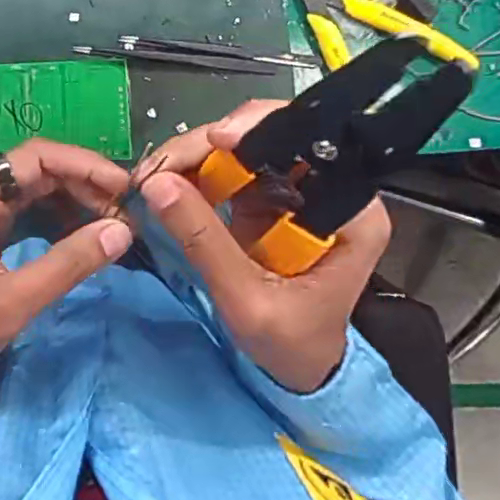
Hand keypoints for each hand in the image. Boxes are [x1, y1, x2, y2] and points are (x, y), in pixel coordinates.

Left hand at [0, 140, 134, 401]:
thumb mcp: (16, 300)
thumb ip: (69, 263)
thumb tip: (122, 230)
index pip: (33, 158)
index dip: (82, 164)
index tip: (122, 186)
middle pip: (38, 168)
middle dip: (84, 182)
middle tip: (126, 209)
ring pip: (38, 188)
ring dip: (77, 198)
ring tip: (115, 220)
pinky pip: (32, 210)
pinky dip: (63, 217)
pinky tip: (89, 232)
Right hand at [137, 100, 391, 392]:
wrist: (297, 368)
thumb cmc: (290, 344)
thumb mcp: (246, 299)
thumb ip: (204, 241)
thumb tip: (157, 184)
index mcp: (348, 212)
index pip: (310, 144)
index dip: (260, 130)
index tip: (213, 142)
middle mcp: (325, 189)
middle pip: (266, 135)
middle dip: (208, 143)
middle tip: (157, 168)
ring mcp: (290, 190)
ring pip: (238, 146)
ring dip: (191, 154)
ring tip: (151, 177)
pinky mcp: (262, 197)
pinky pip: (223, 167)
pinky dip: (190, 171)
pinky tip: (163, 184)